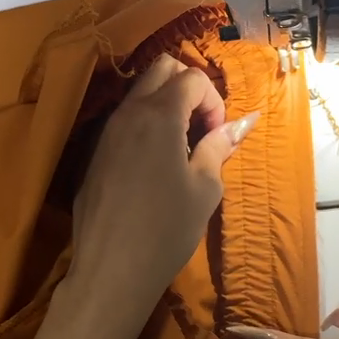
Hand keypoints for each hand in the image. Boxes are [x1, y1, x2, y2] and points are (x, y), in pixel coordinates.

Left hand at [67, 54, 253, 311]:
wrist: (111, 270)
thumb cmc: (167, 229)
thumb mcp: (205, 187)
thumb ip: (220, 145)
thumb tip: (244, 120)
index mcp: (159, 115)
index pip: (193, 77)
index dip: (213, 101)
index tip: (217, 137)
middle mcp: (129, 112)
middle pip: (162, 68)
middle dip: (189, 88)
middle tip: (201, 129)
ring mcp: (107, 130)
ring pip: (140, 91)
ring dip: (166, 104)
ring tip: (181, 147)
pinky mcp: (95, 152)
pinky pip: (124, 119)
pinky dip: (146, 124)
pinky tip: (154, 166)